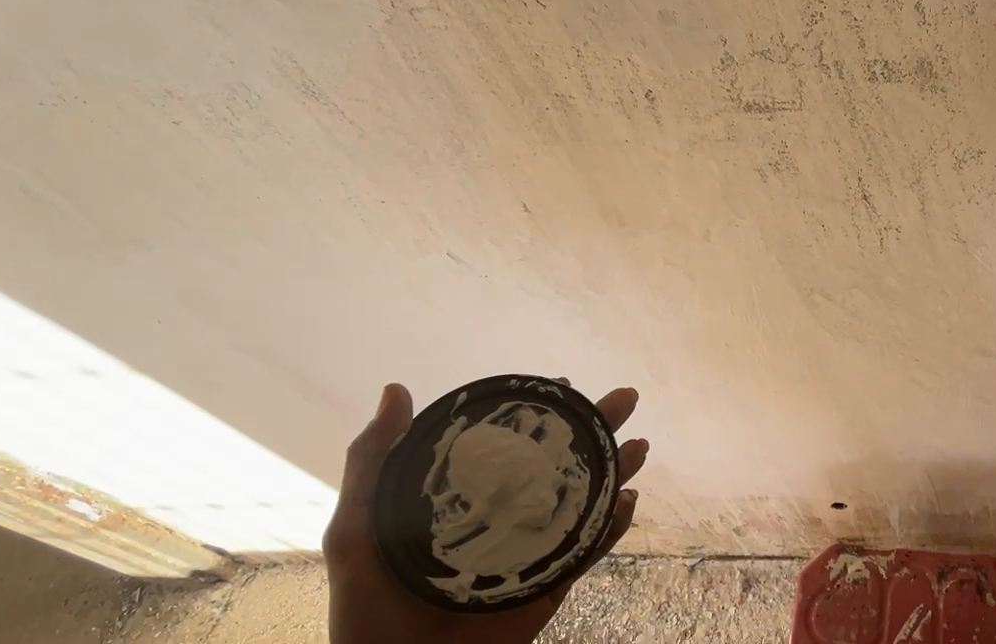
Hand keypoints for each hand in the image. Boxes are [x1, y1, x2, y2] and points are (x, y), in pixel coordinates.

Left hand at [323, 380, 649, 643]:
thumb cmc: (368, 612)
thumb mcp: (356, 531)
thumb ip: (371, 462)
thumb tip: (396, 389)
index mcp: (471, 499)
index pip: (514, 444)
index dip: (542, 411)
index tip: (562, 383)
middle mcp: (508, 517)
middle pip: (562, 464)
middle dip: (598, 428)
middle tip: (625, 398)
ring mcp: (533, 552)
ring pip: (587, 501)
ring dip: (617, 470)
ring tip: (639, 446)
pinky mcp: (549, 589)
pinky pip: (589, 553)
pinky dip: (613, 527)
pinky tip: (626, 501)